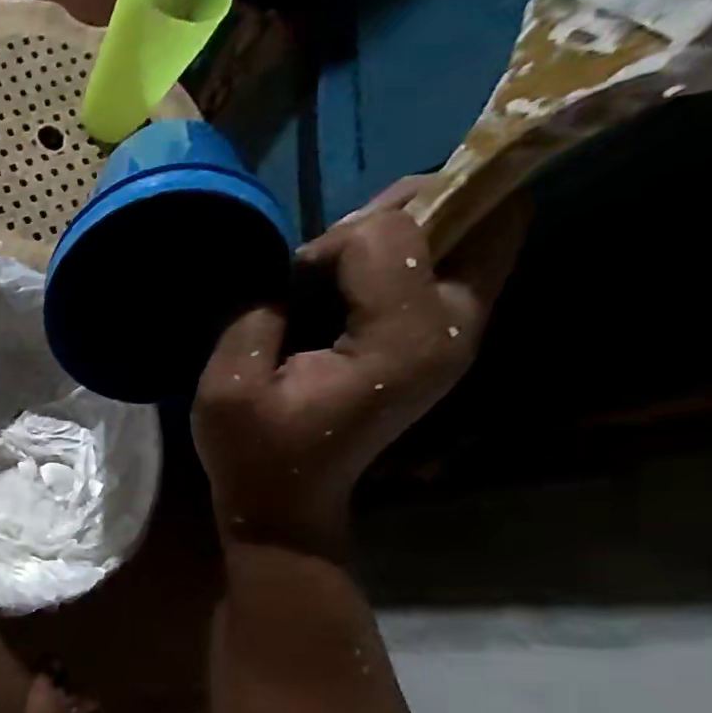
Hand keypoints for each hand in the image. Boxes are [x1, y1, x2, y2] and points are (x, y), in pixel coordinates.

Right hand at [192, 177, 530, 551]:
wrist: (290, 503)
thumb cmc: (253, 451)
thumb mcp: (229, 384)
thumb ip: (260, 309)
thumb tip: (298, 268)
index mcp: (399, 343)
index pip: (389, 234)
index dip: (328, 245)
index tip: (291, 288)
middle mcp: (451, 330)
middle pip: (479, 211)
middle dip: (401, 209)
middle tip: (338, 249)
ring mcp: (460, 334)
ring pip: (482, 227)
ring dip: (410, 224)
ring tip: (346, 263)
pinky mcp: (448, 337)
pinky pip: (462, 257)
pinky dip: (418, 246)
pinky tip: (361, 277)